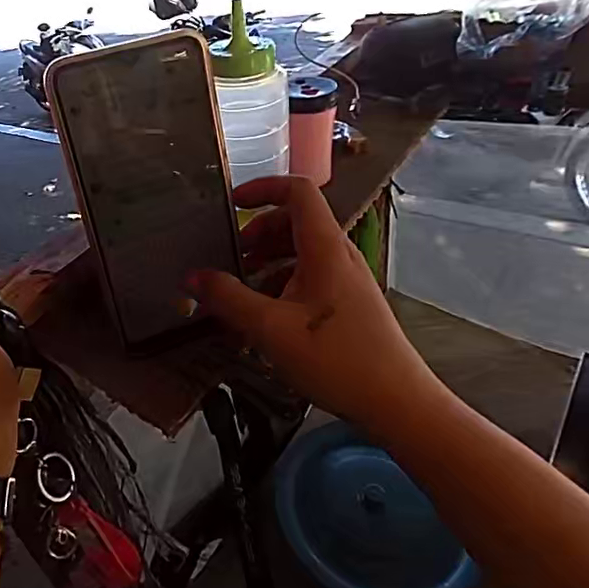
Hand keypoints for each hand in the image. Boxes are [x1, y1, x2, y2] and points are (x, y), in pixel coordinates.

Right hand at [188, 176, 441, 428]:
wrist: (395, 399)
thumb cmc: (335, 360)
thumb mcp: (272, 330)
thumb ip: (229, 299)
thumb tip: (192, 277)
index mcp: (325, 247)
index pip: (298, 191)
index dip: (263, 188)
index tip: (232, 204)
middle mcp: (339, 254)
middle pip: (296, 222)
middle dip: (258, 234)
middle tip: (231, 259)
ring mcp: (348, 278)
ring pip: (302, 253)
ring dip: (269, 263)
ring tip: (241, 293)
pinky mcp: (350, 302)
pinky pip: (312, 278)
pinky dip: (284, 285)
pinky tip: (266, 319)